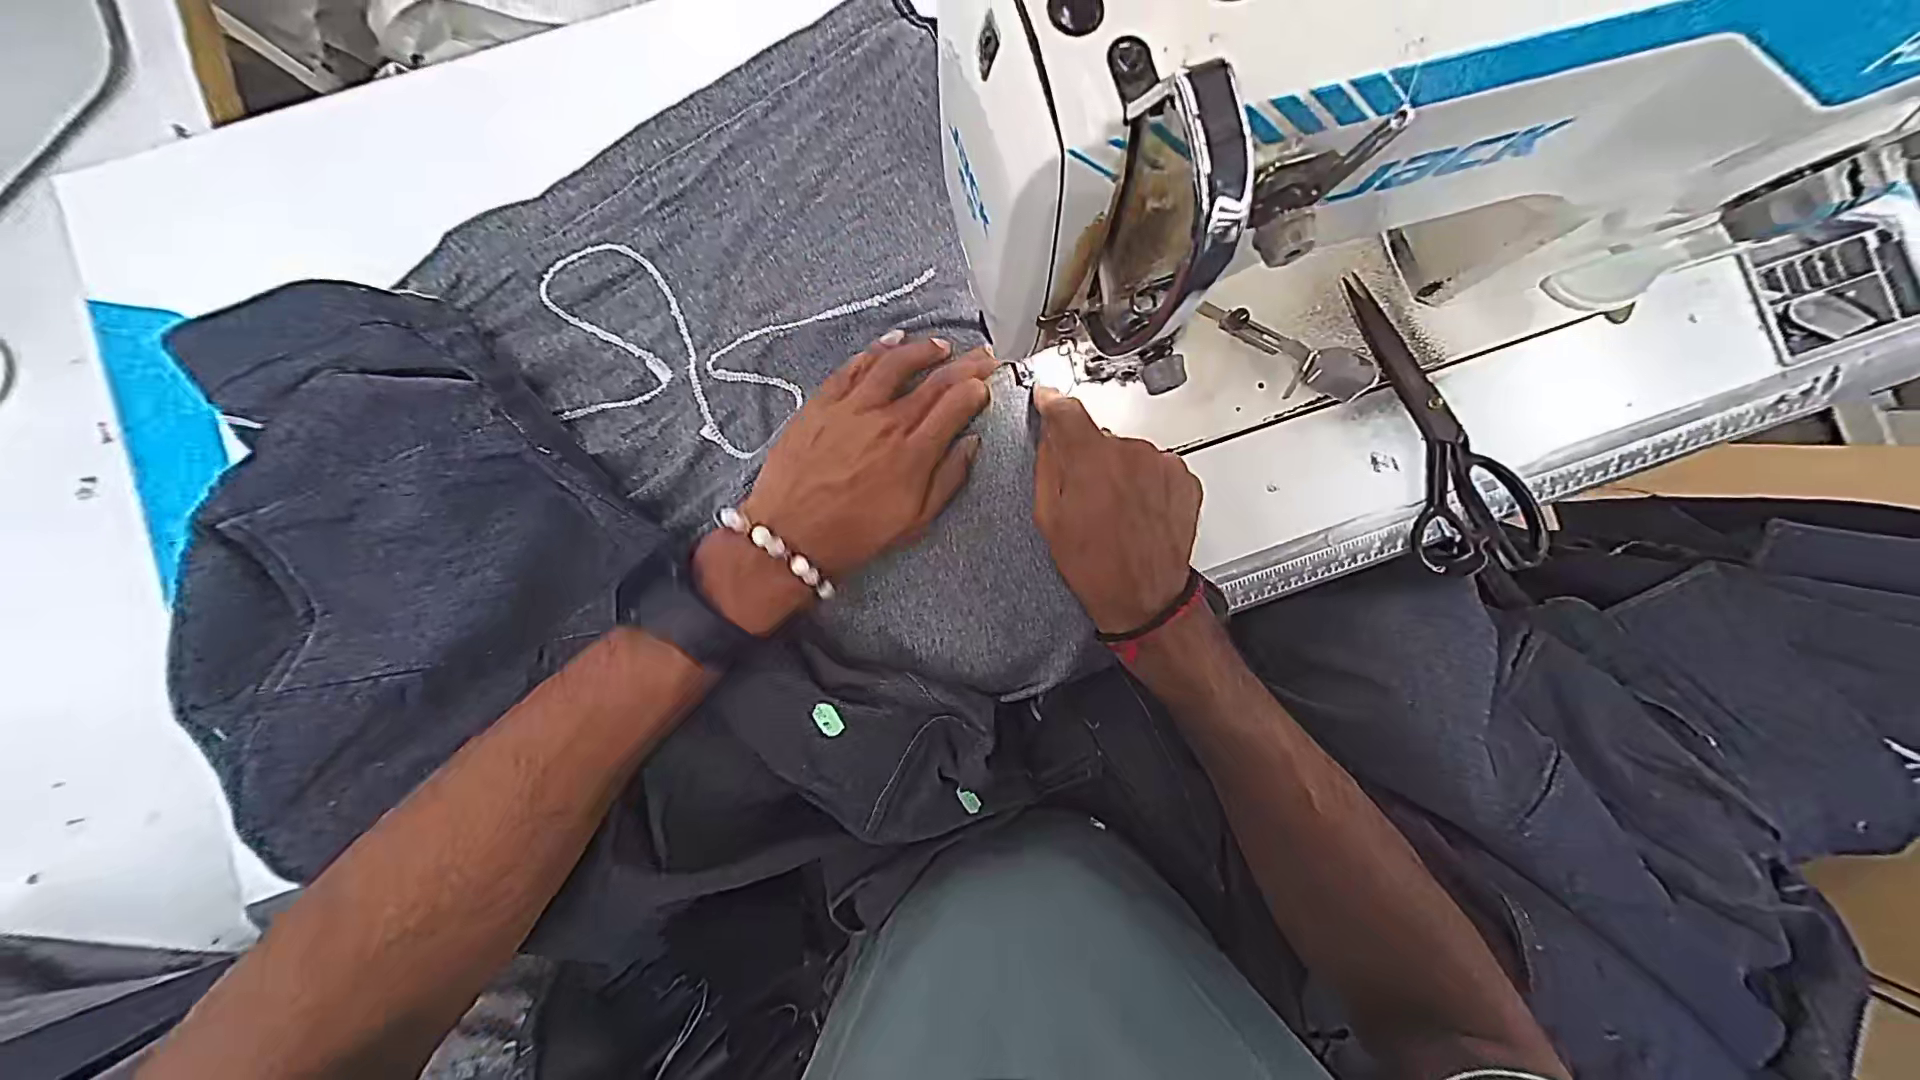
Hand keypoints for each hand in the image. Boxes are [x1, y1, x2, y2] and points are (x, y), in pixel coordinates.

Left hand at [741, 334, 995, 578]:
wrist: (792, 535)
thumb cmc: (852, 534)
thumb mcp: (914, 521)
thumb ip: (948, 479)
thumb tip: (970, 446)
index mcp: (913, 453)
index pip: (956, 404)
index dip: (977, 388)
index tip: (986, 383)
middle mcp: (887, 423)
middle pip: (935, 380)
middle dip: (965, 364)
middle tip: (980, 356)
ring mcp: (852, 409)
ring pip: (896, 363)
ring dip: (923, 350)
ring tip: (941, 346)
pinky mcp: (823, 403)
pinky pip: (855, 366)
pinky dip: (877, 350)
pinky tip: (891, 342)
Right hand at [1032, 386, 1201, 634]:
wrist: (1144, 597)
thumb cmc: (1098, 566)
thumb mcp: (1049, 517)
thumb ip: (1048, 465)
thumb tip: (1049, 436)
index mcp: (1090, 459)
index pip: (1066, 408)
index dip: (1051, 401)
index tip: (1046, 398)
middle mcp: (1130, 453)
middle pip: (1099, 434)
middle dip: (1089, 456)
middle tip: (1085, 495)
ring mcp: (1160, 464)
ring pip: (1128, 451)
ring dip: (1119, 470)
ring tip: (1115, 511)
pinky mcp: (1183, 476)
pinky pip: (1154, 465)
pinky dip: (1144, 482)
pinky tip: (1136, 511)